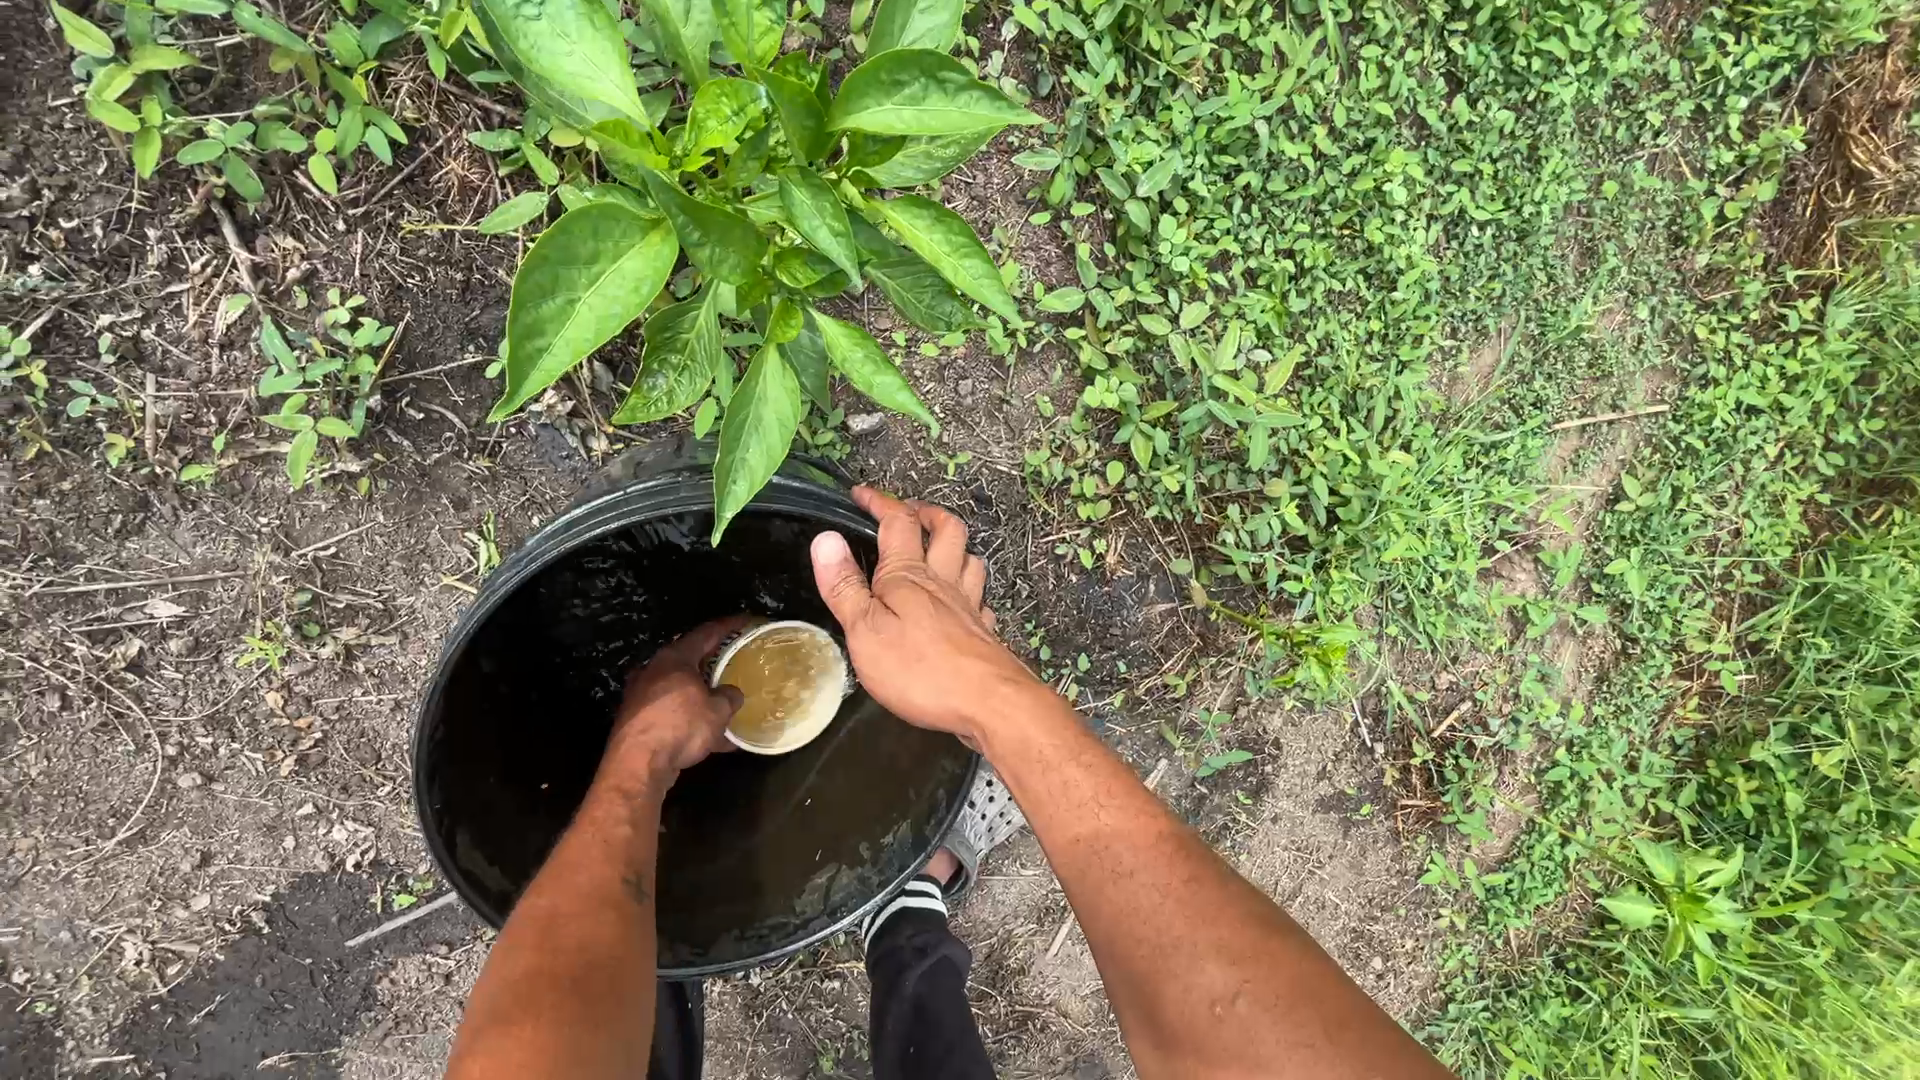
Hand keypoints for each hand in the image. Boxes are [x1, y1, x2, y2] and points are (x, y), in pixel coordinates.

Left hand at [595, 617, 749, 790]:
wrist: (637, 765)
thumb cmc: (680, 726)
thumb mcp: (718, 711)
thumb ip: (729, 697)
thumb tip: (731, 694)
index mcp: (674, 658)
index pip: (706, 633)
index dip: (728, 625)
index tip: (745, 620)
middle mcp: (654, 670)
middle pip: (688, 659)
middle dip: (711, 663)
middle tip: (732, 662)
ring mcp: (641, 696)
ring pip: (679, 690)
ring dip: (701, 697)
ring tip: (724, 708)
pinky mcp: (636, 720)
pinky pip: (671, 713)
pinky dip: (690, 720)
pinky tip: (711, 741)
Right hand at [810, 487, 1042, 742]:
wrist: (988, 701)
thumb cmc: (919, 669)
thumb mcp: (865, 630)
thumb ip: (845, 586)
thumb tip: (825, 538)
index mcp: (908, 575)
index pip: (896, 522)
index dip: (879, 502)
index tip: (860, 494)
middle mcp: (943, 581)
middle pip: (947, 529)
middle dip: (927, 513)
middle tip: (911, 512)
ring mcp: (969, 605)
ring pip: (971, 559)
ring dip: (955, 546)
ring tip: (939, 548)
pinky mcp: (983, 632)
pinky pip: (981, 599)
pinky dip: (971, 592)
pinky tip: (964, 602)